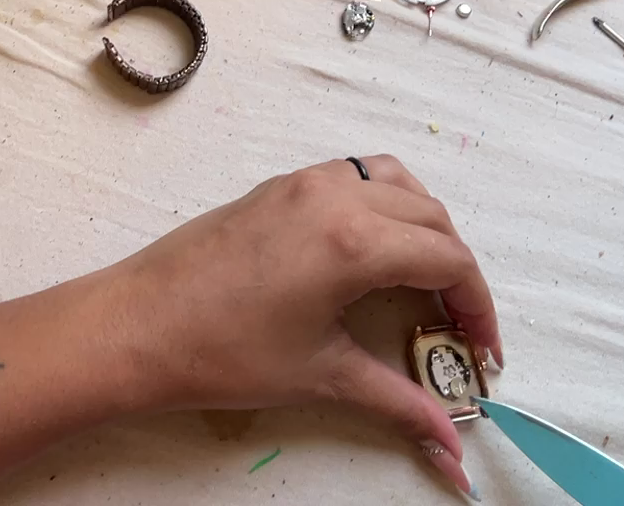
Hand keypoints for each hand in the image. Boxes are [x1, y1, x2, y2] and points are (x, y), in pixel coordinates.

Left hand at [97, 155, 500, 493]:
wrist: (140, 321)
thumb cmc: (227, 351)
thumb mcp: (321, 374)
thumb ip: (398, 402)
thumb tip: (454, 449)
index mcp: (353, 238)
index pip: (448, 257)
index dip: (478, 306)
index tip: (482, 353)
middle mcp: (334, 194)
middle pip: (430, 215)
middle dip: (455, 267)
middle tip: (455, 323)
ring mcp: (302, 182)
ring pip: (393, 181)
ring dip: (421, 223)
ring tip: (420, 278)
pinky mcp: (278, 184)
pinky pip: (352, 174)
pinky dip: (382, 201)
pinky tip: (370, 248)